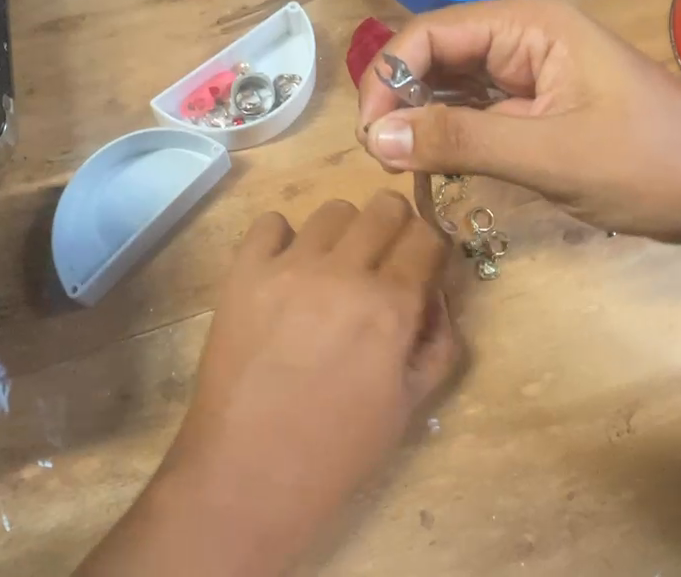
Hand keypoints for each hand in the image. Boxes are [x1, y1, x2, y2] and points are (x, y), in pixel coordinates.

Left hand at [81, 193, 458, 575]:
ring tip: (331, 269)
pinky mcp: (243, 272)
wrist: (247, 473)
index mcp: (391, 308)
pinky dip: (284, 238)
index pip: (427, 237)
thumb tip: (434, 294)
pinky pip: (271, 223)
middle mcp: (343, 274)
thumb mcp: (410, 407)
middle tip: (381, 262)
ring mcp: (288, 267)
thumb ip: (437, 342)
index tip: (420, 265)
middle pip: (384, 207)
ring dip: (343, 233)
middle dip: (394, 228)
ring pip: (332, 210)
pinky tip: (285, 270)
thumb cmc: (337, 451)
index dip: (429, 249)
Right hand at [354, 0, 680, 242]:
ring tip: (398, 160)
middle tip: (381, 154)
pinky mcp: (535, 104)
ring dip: (420, 116)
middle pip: (436, 53)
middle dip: (401, 97)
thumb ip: (460, 141)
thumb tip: (375, 138)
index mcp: (531, 24)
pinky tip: (431, 159)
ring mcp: (531, 70)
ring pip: (451, 82)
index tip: (371, 135)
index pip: (432, 33)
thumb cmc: (647, 166)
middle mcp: (524, 36)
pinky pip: (474, 108)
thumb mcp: (550, 154)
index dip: (390, 76)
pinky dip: (448, 131)